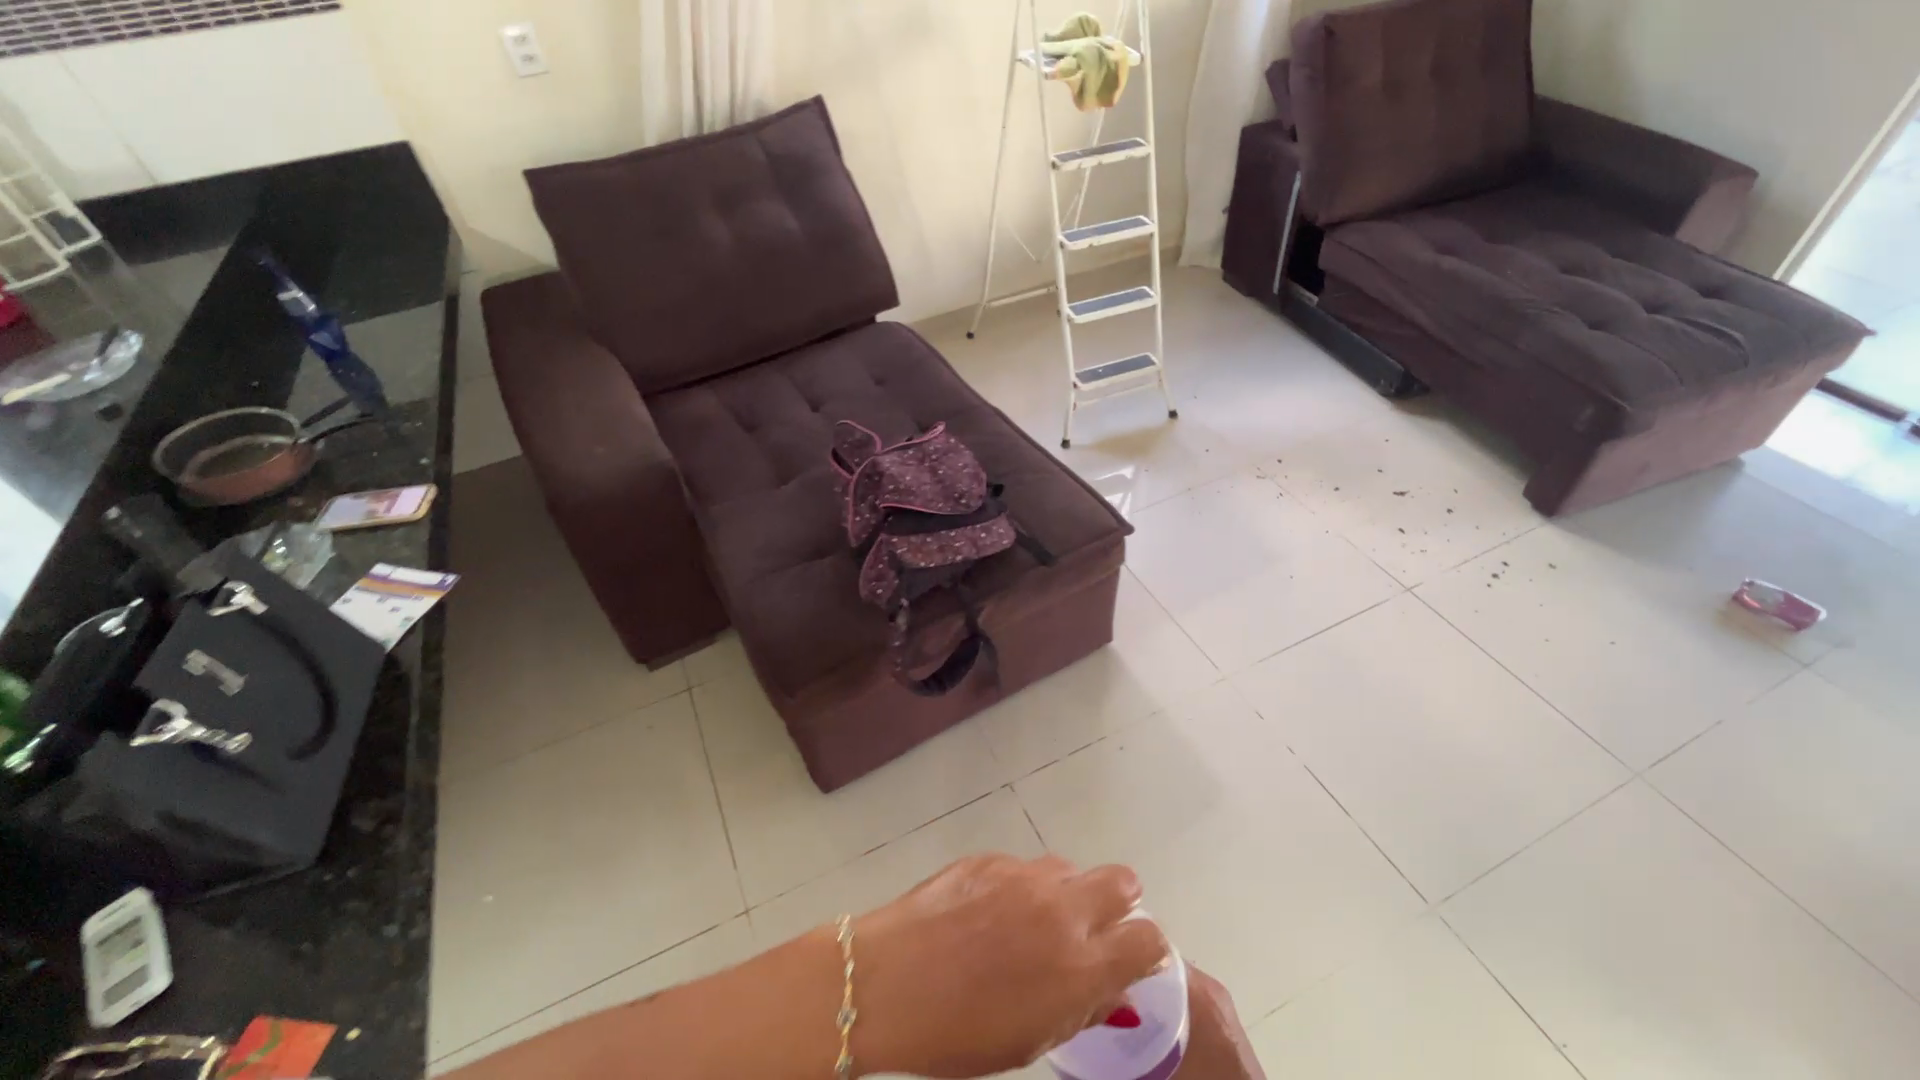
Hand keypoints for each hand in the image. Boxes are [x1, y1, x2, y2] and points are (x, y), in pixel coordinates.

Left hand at [845, 854, 1170, 1078]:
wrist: (883, 985)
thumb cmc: (958, 1033)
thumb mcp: (1030, 1041)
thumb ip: (1081, 1008)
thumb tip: (1111, 990)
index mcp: (1081, 967)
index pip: (1149, 939)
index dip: (1145, 950)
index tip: (1129, 958)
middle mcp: (1062, 911)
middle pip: (1123, 881)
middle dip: (1119, 903)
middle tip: (1091, 928)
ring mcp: (1024, 877)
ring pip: (1069, 869)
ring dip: (1064, 891)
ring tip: (1030, 920)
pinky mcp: (988, 859)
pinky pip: (1022, 867)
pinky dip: (1018, 886)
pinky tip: (986, 912)